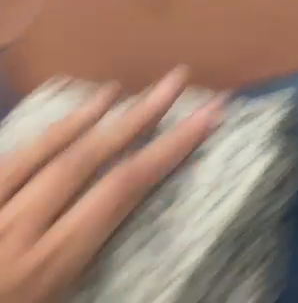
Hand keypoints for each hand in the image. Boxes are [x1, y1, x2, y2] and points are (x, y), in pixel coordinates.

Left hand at [0, 68, 223, 302]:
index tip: (214, 111)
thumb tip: (117, 221)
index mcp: (42, 266)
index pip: (122, 187)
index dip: (172, 145)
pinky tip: (27, 136)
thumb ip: (70, 269)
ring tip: (110, 92)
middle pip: (80, 163)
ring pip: (21, 162)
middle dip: (134, 117)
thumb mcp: (51, 301)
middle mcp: (7, 237)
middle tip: (177, 79)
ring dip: (72, 124)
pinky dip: (10, 150)